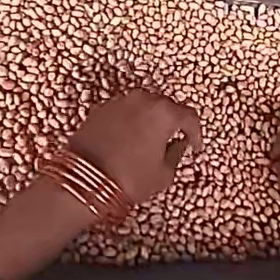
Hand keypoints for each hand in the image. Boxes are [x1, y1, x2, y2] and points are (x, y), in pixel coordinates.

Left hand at [68, 90, 202, 204]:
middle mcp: (142, 100)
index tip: (195, 145)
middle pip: (165, 106)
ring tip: (149, 142)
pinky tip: (128, 141)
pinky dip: (129, 123)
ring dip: (149, 121)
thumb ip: (175, 155)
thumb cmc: (127, 178)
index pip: (189, 116)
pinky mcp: (99, 109)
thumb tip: (177, 146)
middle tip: (174, 142)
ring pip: (142, 107)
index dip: (196, 132)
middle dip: (171, 123)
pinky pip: (123, 112)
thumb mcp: (163, 175)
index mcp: (164, 112)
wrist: (84, 180)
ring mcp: (118, 102)